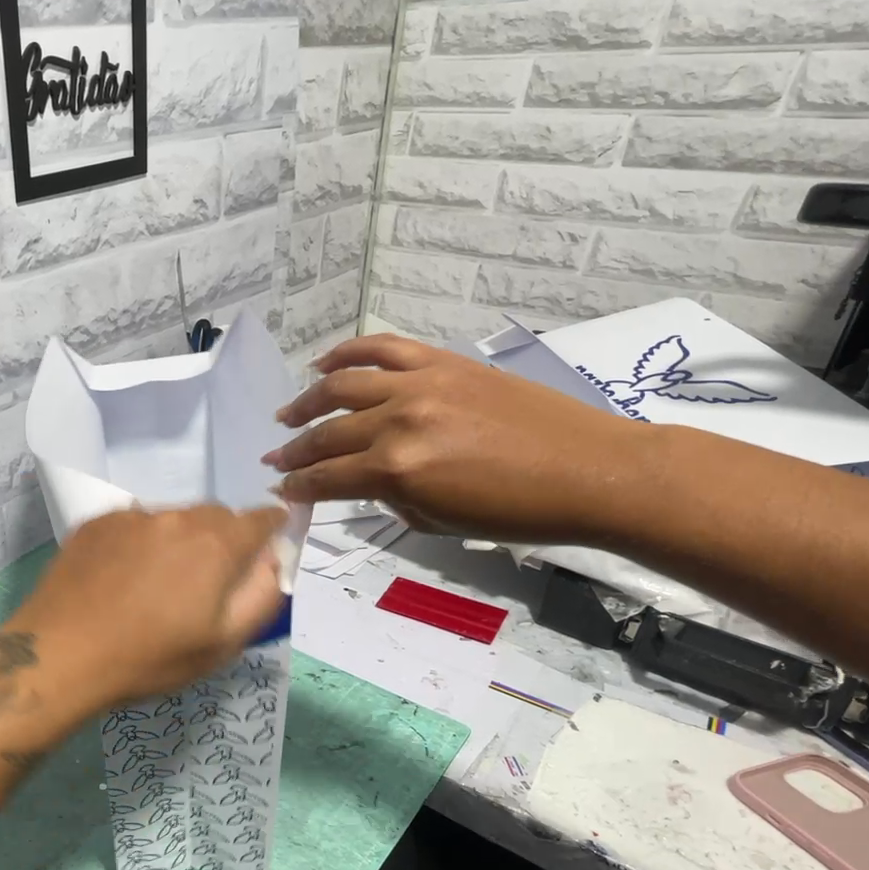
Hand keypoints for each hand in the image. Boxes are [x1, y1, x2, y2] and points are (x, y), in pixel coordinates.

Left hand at [9, 506, 285, 704]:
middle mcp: (175, 516)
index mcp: (215, 544)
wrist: (62, 654)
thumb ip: (262, 593)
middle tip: (205, 584)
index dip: (270, 531)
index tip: (263, 552)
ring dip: (178, 541)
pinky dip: (140, 542)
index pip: (260, 518)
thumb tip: (274, 558)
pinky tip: (121, 579)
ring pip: (172, 518)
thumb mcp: (224, 642)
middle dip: (222, 541)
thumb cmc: (149, 658)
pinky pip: (134, 523)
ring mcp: (130, 516)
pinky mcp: (95, 523)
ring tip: (156, 586)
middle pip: (215, 516)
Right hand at [264, 334, 653, 544]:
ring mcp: (421, 384)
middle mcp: (398, 420)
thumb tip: (362, 480)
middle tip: (275, 460)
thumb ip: (389, 496)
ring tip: (288, 415)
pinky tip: (322, 362)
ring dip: (306, 401)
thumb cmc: (517, 513)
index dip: (296, 487)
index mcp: (397, 470)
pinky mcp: (444, 362)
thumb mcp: (436, 521)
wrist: (592, 471)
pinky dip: (346, 351)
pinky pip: (382, 348)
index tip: (278, 490)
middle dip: (293, 451)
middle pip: (326, 433)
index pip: (326, 478)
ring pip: (341, 384)